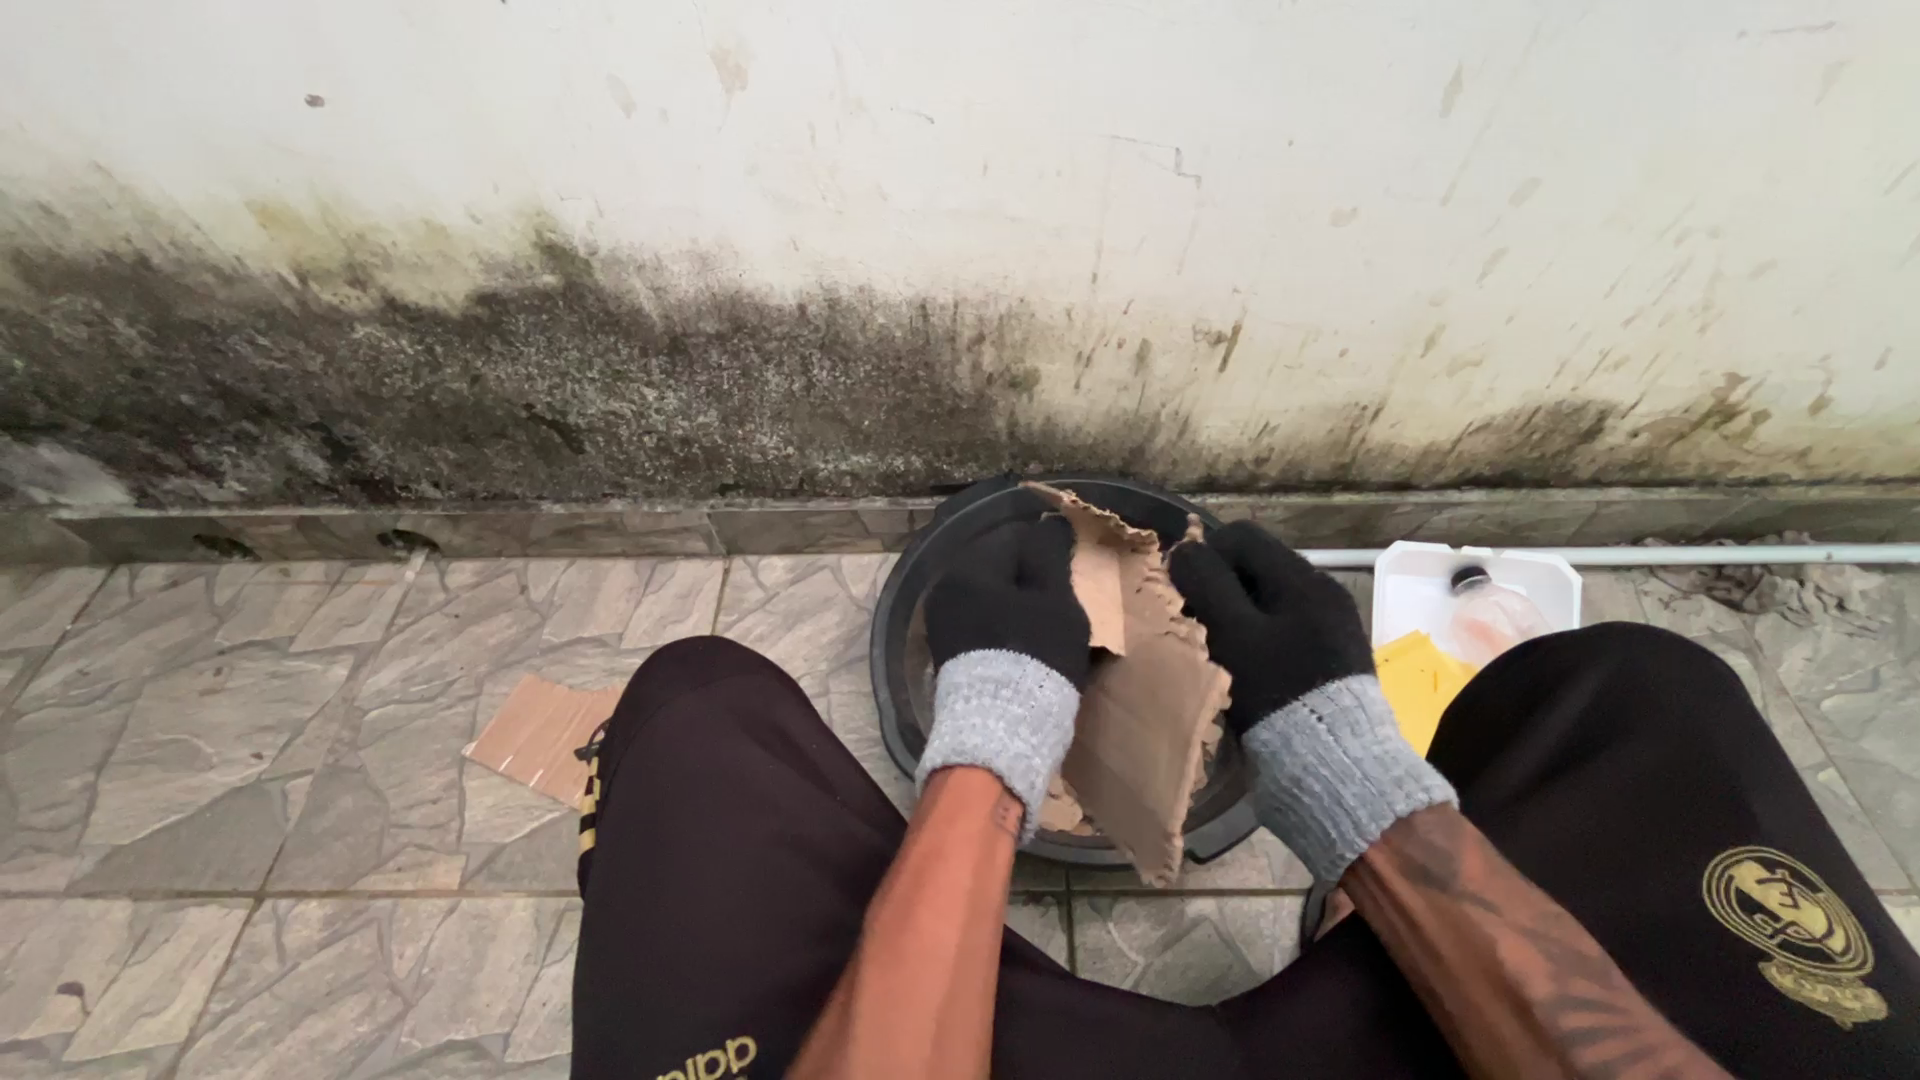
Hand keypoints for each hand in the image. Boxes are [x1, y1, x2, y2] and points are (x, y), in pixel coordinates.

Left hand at [917, 516, 1090, 841]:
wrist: (1002, 730)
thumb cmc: (1034, 657)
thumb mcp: (1055, 601)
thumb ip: (1051, 557)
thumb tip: (1049, 524)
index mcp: (968, 569)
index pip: (1014, 539)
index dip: (1047, 550)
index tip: (1071, 571)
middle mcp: (944, 590)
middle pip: (997, 569)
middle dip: (1029, 578)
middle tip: (1062, 598)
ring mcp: (942, 624)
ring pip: (990, 597)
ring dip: (1018, 604)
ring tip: (1048, 624)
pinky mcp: (947, 653)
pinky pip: (981, 624)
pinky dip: (1004, 627)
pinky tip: (1026, 644)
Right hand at [1168, 521, 1452, 881]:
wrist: (1338, 768)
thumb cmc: (1278, 694)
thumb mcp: (1233, 634)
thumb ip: (1206, 584)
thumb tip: (1183, 549)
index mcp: (1303, 580)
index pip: (1241, 536)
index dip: (1203, 555)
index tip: (1183, 593)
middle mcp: (1324, 594)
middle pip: (1255, 567)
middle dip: (1219, 588)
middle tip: (1197, 625)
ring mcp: (1333, 628)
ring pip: (1267, 600)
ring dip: (1236, 615)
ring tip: (1219, 650)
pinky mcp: (1333, 660)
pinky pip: (1284, 630)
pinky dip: (1258, 639)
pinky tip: (1247, 670)